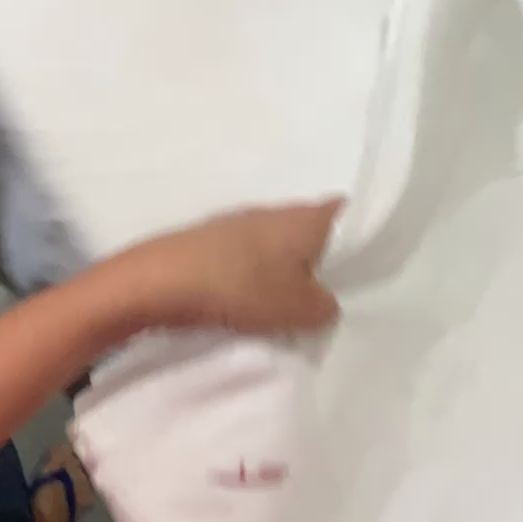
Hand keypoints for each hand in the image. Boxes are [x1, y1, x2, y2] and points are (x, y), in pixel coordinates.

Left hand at [101, 199, 342, 334]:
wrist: (152, 283)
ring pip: (268, 247)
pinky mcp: (197, 243)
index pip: (344, 212)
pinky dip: (243, 278)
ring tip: (283, 307)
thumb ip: (327, 303)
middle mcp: (265, 211)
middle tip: (326, 296)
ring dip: (275, 272)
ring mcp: (226, 225)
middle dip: (315, 260)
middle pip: (304, 233)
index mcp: (300, 216)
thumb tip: (320, 298)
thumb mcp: (304, 310)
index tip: (370, 263)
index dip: (361, 233)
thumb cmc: (237, 287)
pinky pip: (236, 260)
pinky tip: (242, 303)